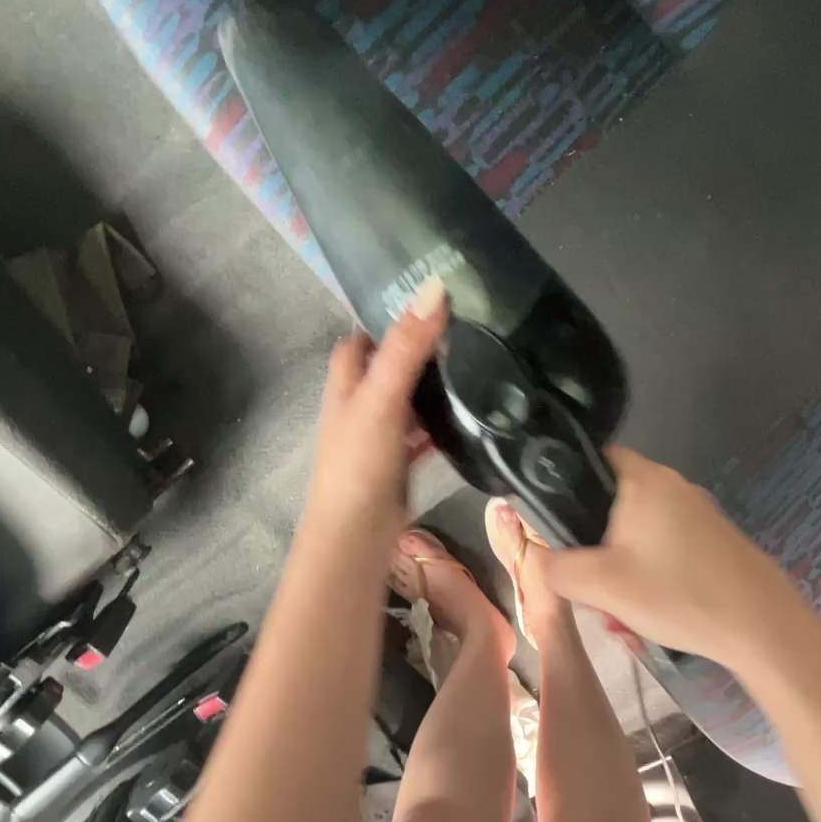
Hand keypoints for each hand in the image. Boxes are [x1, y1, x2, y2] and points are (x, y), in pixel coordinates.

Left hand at [302, 278, 447, 537]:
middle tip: (462, 328)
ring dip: (430, 384)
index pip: (361, 337)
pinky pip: (421, 433)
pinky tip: (468, 417)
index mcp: (346, 382)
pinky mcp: (397, 462)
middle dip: (416, 348)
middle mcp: (358, 404)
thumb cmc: (360, 460)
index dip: (385, 316)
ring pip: (406, 399)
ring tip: (474, 362)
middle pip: (387, 365)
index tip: (426, 299)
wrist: (357, 532)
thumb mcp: (382, 396)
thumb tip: (434, 289)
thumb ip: (406, 347)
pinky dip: (439, 423)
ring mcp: (378, 435)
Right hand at [541, 447, 804, 663]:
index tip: (553, 521)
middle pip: (611, 502)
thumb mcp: (600, 585)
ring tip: (619, 613)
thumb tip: (535, 555)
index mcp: (644, 480)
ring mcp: (698, 514)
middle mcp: (673, 486)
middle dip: (592, 544)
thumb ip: (553, 567)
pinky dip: (648, 576)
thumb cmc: (678, 594)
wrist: (764, 628)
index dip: (565, 483)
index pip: (591, 457)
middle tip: (587, 582)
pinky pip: (664, 549)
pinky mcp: (714, 541)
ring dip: (619, 569)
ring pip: (637, 533)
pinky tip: (650, 614)